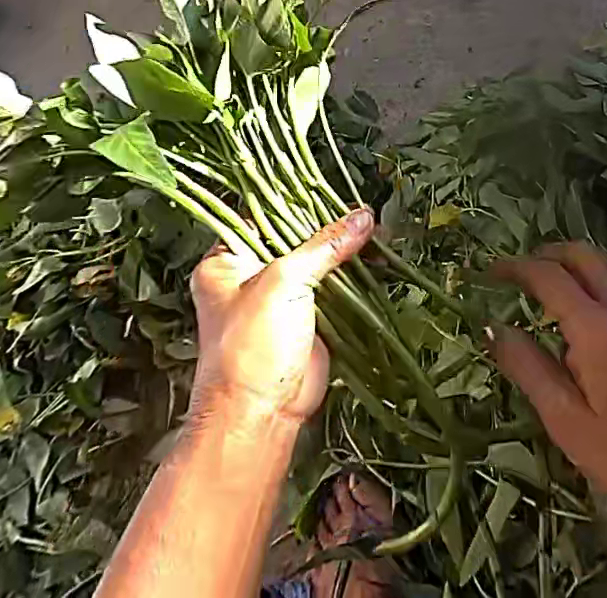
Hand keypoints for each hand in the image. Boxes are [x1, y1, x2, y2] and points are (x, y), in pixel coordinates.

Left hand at [187, 208, 374, 428]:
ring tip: (377, 228)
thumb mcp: (284, 282)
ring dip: (346, 249)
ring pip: (319, 261)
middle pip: (297, 237)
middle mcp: (252, 274)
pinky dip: (355, 273)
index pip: (264, 216)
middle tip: (363, 209)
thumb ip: (325, 246)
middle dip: (330, 225)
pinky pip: (334, 285)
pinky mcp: (308, 315)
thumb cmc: (251, 346)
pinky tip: (377, 257)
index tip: (333, 189)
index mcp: (228, 261)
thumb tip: (362, 217)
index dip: (298, 201)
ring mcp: (282, 295)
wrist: (261, 415)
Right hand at [487, 243, 606, 514]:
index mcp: (598, 331)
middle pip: (583, 255)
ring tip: (542, 277)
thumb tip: (491, 327)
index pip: (550, 277)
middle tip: (516, 269)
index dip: (515, 267)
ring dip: (571, 259)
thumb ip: (526, 366)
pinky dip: (591, 276)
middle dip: (546, 252)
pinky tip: (574, 305)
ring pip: (606, 263)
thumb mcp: (563, 418)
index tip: (489, 272)